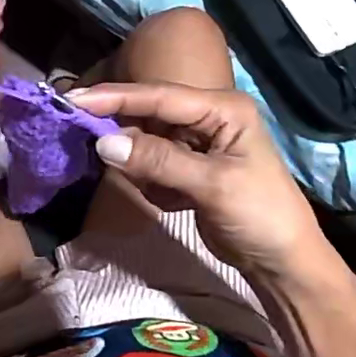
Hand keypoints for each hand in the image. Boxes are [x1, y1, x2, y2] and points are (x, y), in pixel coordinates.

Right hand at [67, 81, 336, 284]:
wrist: (281, 260)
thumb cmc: (260, 215)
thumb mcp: (211, 185)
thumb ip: (158, 161)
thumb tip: (103, 143)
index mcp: (223, 108)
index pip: (160, 96)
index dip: (115, 97)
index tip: (74, 100)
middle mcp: (208, 118)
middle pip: (149, 115)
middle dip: (123, 132)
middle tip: (88, 143)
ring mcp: (197, 143)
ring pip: (147, 142)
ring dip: (141, 166)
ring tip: (164, 192)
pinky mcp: (188, 168)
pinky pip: (152, 166)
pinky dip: (151, 183)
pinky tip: (175, 204)